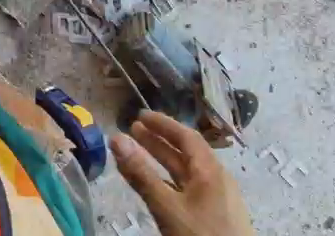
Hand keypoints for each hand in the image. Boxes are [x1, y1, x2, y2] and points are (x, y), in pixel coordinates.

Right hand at [112, 112, 255, 235]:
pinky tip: (156, 186)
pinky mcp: (217, 219)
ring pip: (187, 172)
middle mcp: (218, 182)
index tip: (139, 116)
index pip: (186, 137)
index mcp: (211, 172)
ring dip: (162, 160)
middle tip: (132, 130)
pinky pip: (190, 189)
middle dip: (158, 140)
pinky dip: (169, 180)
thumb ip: (141, 173)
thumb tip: (115, 138)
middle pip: (187, 153)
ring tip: (138, 153)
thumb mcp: (167, 207)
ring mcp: (219, 202)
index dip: (163, 124)